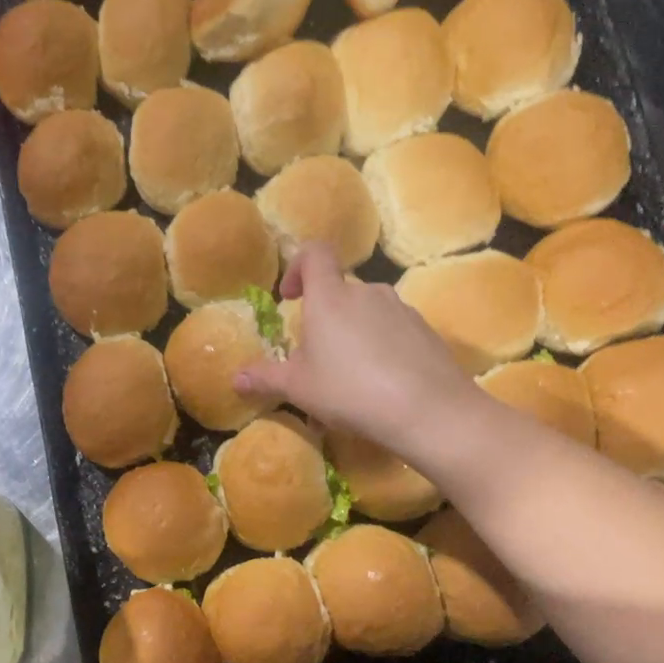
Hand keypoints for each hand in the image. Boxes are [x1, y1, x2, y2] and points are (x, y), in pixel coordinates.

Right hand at [236, 244, 479, 455]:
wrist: (427, 409)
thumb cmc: (349, 390)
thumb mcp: (298, 388)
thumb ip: (265, 378)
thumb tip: (236, 378)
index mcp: (330, 298)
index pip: (315, 254)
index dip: (297, 267)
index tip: (289, 297)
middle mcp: (366, 292)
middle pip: (339, 292)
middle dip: (323, 320)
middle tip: (314, 360)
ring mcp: (400, 309)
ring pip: (366, 314)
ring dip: (351, 337)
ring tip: (346, 381)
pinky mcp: (424, 330)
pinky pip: (391, 332)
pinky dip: (378, 350)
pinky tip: (378, 387)